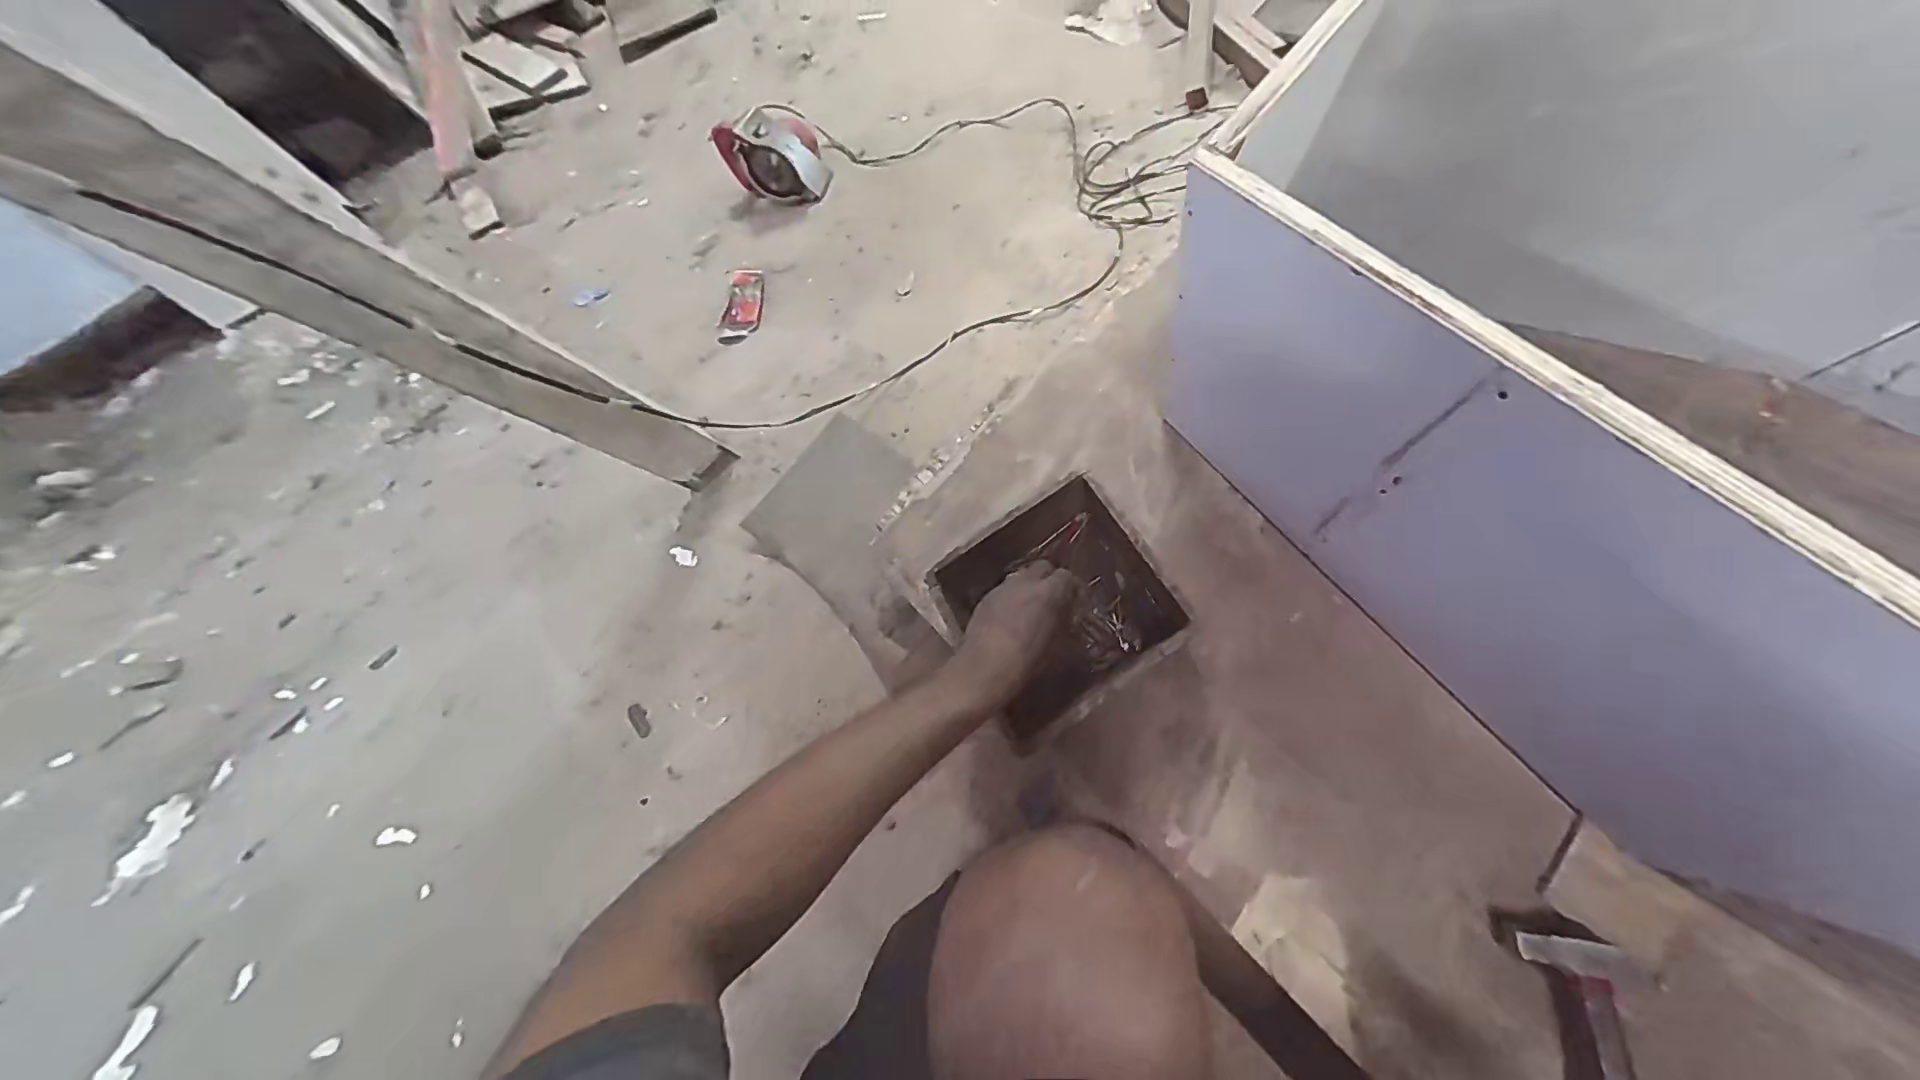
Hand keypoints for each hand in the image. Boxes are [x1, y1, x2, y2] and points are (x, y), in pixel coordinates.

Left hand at [947, 561, 1076, 706]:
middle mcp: (1024, 582)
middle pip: (1042, 567)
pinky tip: (1010, 617)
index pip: (1066, 576)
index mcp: (1049, 592)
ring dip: (1029, 587)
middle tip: (1054, 601)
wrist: (984, 668)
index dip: (1072, 589)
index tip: (1075, 604)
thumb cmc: (1027, 661)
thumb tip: (1065, 620)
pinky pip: (1004, 590)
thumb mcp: (1057, 647)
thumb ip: (1063, 625)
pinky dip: (1012, 597)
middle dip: (1050, 580)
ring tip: (1031, 609)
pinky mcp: (984, 598)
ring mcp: (1002, 588)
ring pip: (1021, 576)